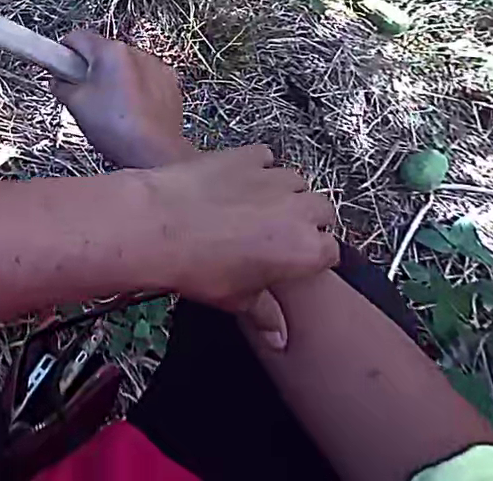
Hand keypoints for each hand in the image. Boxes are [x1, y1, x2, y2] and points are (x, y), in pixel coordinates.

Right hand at [53, 30, 196, 168]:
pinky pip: (145, 77)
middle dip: (90, 68)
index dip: (64, 52)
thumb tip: (57, 81)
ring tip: (111, 107)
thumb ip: (61, 85)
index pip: (77, 37)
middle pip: (103, 51)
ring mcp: (156, 65)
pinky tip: (132, 110)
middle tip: (85, 95)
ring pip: (124, 65)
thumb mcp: (76, 105)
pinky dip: (135, 87)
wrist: (155, 155)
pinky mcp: (169, 81)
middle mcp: (135, 51)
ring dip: (114, 77)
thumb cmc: (114, 128)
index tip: (62, 69)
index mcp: (110, 52)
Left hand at [138, 145, 337, 347]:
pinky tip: (242, 176)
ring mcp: (272, 177)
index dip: (314, 254)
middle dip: (308, 218)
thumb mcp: (235, 298)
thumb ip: (265, 314)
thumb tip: (279, 338)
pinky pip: (265, 156)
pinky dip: (259, 164)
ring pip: (296, 180)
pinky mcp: (246, 155)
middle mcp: (297, 209)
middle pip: (322, 209)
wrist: (162, 222)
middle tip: (281, 230)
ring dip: (286, 190)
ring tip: (262, 203)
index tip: (297, 258)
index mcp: (304, 249)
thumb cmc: (199, 266)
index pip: (330, 250)